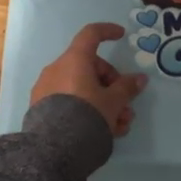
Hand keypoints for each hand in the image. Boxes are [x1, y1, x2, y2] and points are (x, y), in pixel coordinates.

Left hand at [31, 22, 147, 136]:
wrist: (53, 149)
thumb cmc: (87, 115)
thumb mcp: (113, 102)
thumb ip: (127, 88)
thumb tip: (139, 79)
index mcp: (74, 60)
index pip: (91, 34)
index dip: (107, 31)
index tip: (121, 35)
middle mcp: (57, 69)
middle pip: (90, 67)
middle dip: (112, 86)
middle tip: (126, 108)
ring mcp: (47, 88)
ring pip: (82, 88)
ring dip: (103, 103)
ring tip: (119, 126)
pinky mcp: (41, 108)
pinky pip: (69, 102)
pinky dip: (87, 110)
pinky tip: (102, 131)